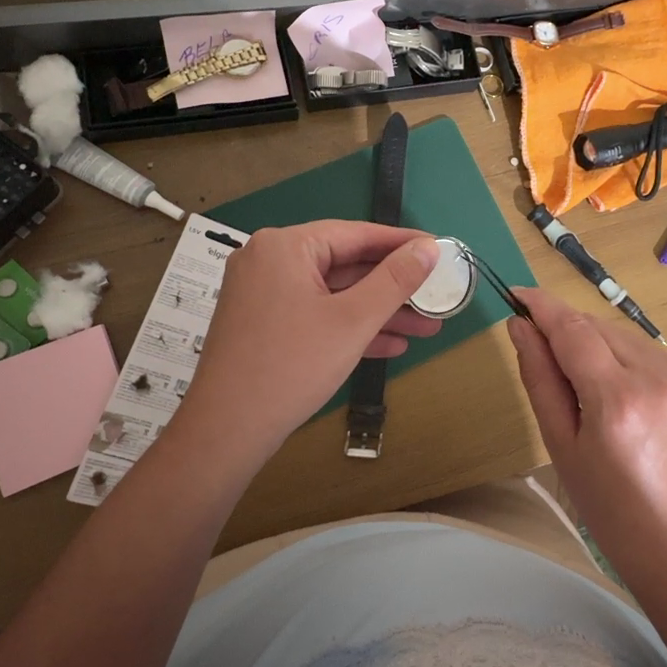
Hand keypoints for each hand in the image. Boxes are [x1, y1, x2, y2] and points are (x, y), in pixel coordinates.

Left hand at [177, 221, 442, 458]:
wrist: (226, 432)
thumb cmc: (291, 367)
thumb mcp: (353, 321)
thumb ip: (394, 280)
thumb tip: (429, 248)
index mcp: (285, 247)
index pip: (356, 234)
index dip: (402, 244)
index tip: (440, 249)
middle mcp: (270, 261)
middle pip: (346, 265)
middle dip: (394, 286)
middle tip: (438, 293)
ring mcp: (264, 295)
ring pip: (334, 294)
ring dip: (379, 311)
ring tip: (428, 325)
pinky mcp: (265, 325)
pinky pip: (317, 314)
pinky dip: (350, 327)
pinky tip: (392, 344)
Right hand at [508, 288, 666, 565]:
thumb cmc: (608, 507)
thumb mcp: (561, 445)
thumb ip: (540, 379)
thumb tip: (520, 328)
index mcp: (617, 399)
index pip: (572, 329)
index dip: (541, 306)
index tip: (515, 294)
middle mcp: (654, 376)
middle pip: (596, 326)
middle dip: (563, 326)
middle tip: (535, 346)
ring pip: (620, 334)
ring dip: (590, 338)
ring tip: (572, 375)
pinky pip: (643, 350)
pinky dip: (617, 353)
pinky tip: (606, 383)